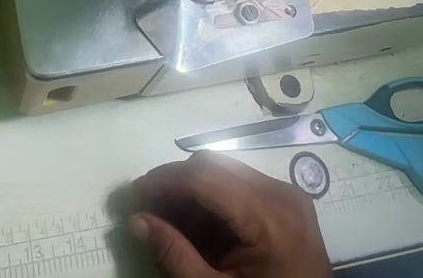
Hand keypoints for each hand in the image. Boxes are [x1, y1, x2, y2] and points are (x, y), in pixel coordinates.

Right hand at [129, 153, 330, 277]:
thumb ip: (175, 255)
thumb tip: (137, 220)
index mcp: (269, 216)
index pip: (206, 177)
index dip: (166, 180)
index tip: (135, 194)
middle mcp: (281, 193)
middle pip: (215, 168)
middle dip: (176, 184)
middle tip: (147, 208)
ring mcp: (288, 196)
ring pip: (225, 173)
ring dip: (192, 191)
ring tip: (168, 220)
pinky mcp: (287, 204)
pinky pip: (241, 187)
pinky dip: (213, 201)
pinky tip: (196, 225)